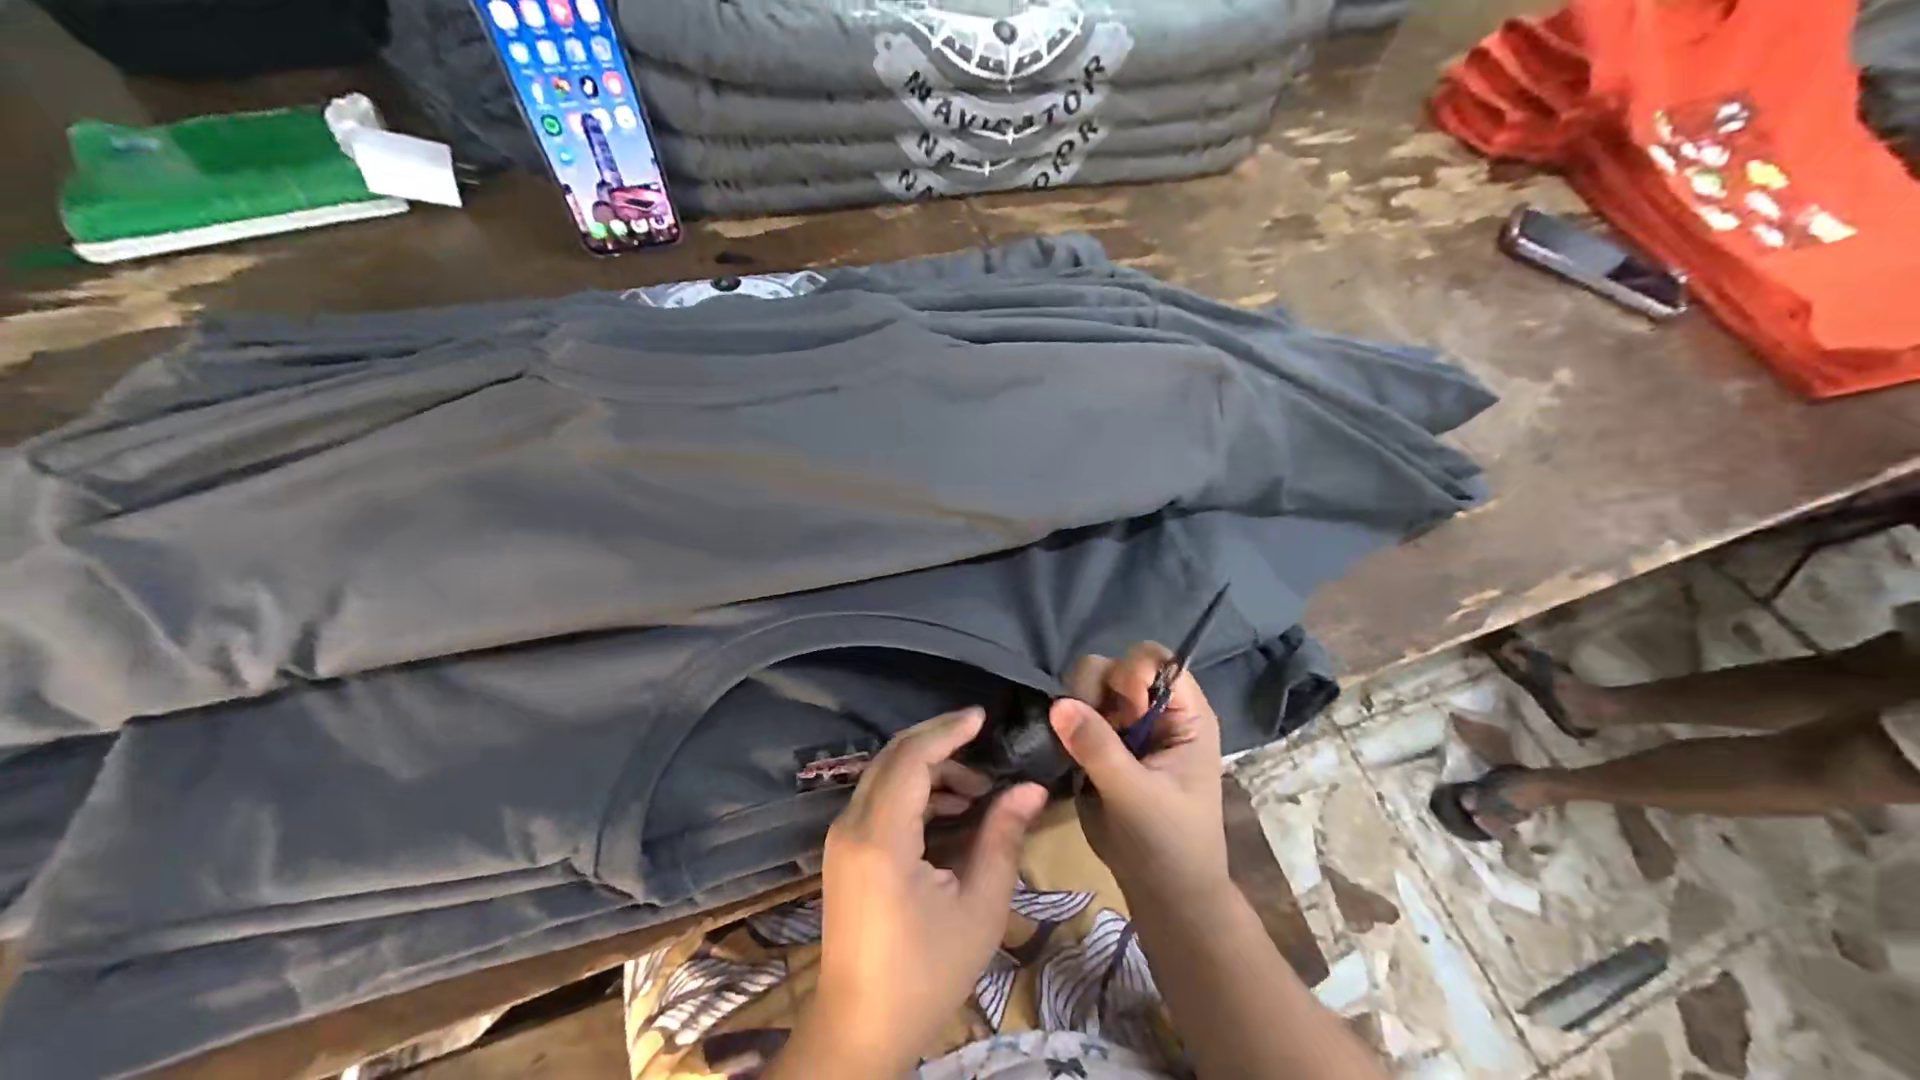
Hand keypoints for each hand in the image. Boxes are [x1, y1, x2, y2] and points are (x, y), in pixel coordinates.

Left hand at [787, 707, 1047, 1077]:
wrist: (860, 1027)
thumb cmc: (926, 972)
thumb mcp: (978, 908)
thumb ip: (1002, 838)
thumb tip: (1030, 788)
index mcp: (881, 837)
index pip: (911, 758)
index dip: (947, 730)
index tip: (982, 716)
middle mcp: (852, 825)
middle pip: (893, 757)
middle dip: (940, 742)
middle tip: (984, 744)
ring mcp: (842, 837)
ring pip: (885, 775)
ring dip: (929, 768)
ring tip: (978, 790)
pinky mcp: (845, 850)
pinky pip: (879, 799)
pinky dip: (914, 791)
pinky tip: (950, 811)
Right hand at [1050, 643, 1229, 903]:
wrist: (1164, 893)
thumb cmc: (1168, 843)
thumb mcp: (1136, 796)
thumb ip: (1098, 748)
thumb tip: (1057, 703)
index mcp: (1185, 715)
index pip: (1156, 660)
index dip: (1132, 676)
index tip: (1124, 714)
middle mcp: (1156, 710)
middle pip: (1116, 667)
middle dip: (1095, 690)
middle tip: (1089, 732)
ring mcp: (1128, 725)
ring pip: (1091, 686)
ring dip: (1077, 707)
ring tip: (1076, 746)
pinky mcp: (1104, 743)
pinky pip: (1078, 713)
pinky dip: (1067, 723)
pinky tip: (1067, 749)